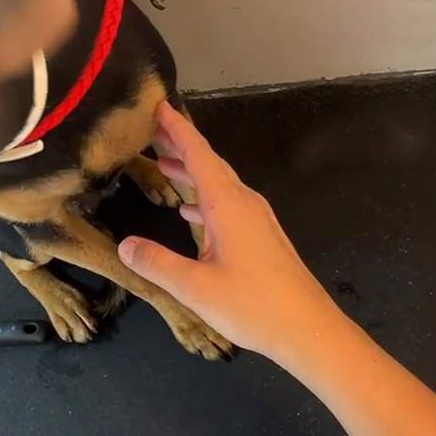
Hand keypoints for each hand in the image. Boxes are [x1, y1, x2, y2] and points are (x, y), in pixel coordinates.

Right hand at [118, 103, 348, 367]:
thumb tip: (124, 246)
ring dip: (191, 170)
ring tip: (163, 164)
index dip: (177, 127)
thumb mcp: (196, 289)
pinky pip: (228, 202)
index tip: (158, 104)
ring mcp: (257, 218)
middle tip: (152, 128)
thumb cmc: (254, 306)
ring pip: (219, 182)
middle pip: (209, 162)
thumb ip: (157, 263)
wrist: (310, 330)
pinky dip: (205, 196)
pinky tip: (190, 211)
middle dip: (181, 143)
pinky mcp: (262, 235)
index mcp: (227, 205)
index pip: (198, 153)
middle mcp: (243, 202)